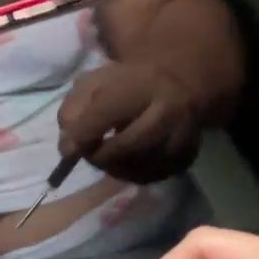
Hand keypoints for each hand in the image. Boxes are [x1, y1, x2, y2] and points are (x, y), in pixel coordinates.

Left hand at [58, 61, 201, 183]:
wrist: (174, 85)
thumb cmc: (123, 84)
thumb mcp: (91, 84)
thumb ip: (72, 111)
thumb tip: (67, 148)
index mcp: (142, 83)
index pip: (108, 113)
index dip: (84, 134)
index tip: (68, 147)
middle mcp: (171, 108)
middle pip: (131, 144)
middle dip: (101, 156)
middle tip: (86, 156)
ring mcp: (186, 133)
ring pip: (146, 165)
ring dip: (116, 169)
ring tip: (103, 159)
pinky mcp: (190, 154)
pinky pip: (158, 175)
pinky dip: (135, 176)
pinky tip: (124, 165)